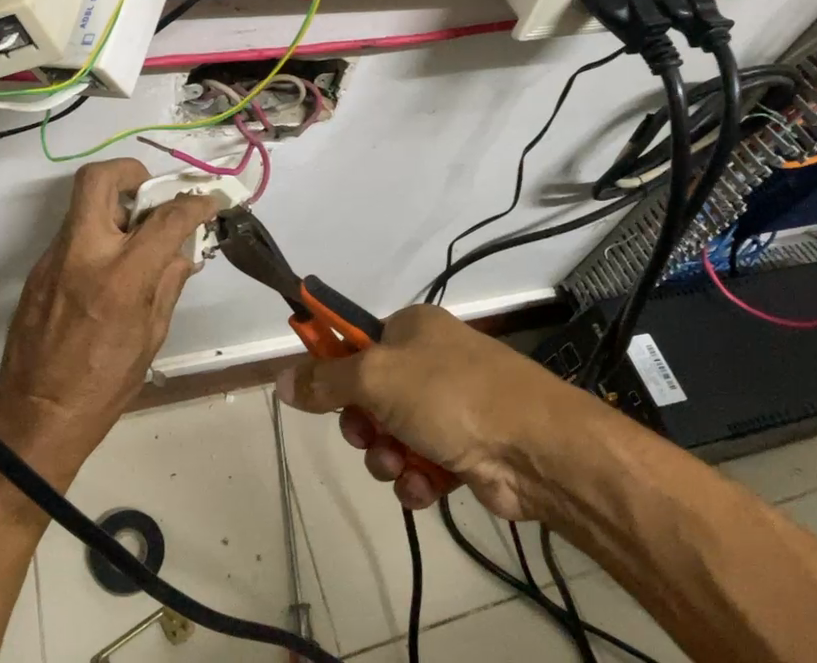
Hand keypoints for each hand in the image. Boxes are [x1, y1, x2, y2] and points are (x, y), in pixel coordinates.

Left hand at [0, 159, 218, 477]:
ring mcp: (53, 259)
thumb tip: (181, 253)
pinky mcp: (37, 271)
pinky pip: (72, 235)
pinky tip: (111, 268)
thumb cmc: (105, 385)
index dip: (195, 203)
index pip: (166, 219)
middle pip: (100, 179)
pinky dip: (97, 236)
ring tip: (135, 238)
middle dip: (131, 172)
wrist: (37, 416)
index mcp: (120, 278)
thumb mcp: (151, 336)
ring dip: (114, 207)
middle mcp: (83, 255)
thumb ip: (167, 285)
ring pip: (83, 205)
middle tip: (152, 194)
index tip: (210, 200)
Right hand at [276, 305, 592, 519]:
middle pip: (367, 396)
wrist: (536, 449)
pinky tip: (424, 487)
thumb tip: (280, 380)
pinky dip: (414, 479)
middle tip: (366, 435)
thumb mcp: (377, 378)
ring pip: (389, 436)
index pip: (355, 341)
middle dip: (362, 425)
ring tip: (400, 466)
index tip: (312, 392)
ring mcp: (448, 409)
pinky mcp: (462, 451)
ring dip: (386, 457)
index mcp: (412, 329)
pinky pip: (417, 466)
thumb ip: (325, 380)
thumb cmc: (452, 396)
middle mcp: (430, 363)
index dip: (332, 367)